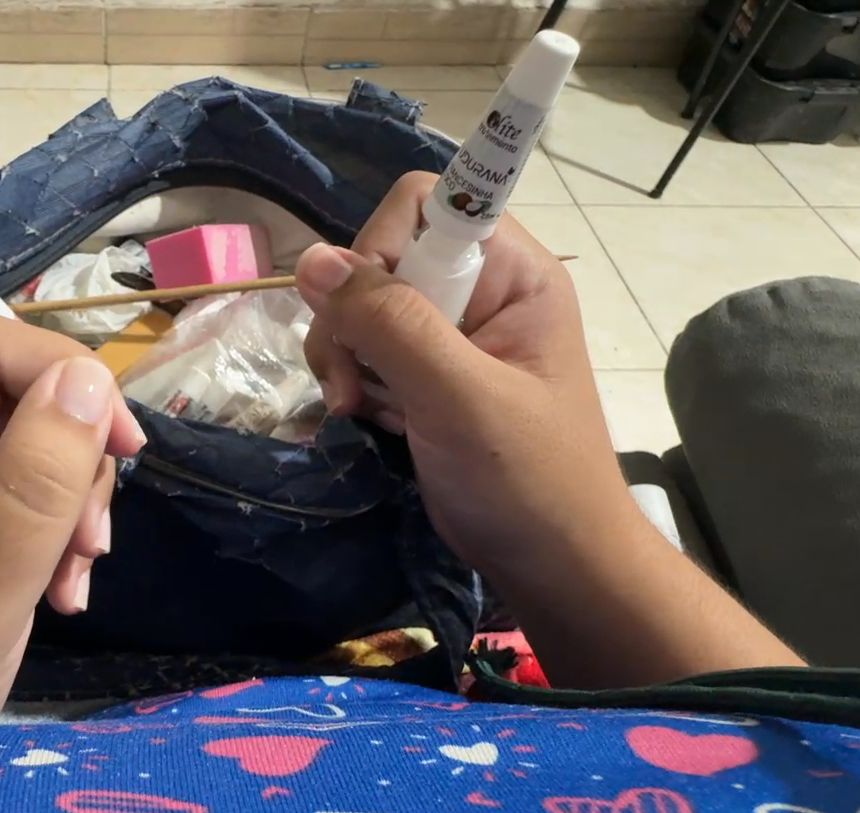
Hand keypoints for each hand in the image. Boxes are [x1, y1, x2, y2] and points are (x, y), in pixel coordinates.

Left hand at [0, 313, 144, 787]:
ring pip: (31, 440)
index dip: (58, 373)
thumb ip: (29, 494)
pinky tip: (65, 588)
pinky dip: (62, 529)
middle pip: (10, 393)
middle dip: (71, 457)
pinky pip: (29, 488)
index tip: (122, 445)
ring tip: (75, 575)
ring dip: (73, 500)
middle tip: (91, 541)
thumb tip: (87, 383)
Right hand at [296, 173, 800, 687]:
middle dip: (349, 323)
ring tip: (355, 411)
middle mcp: (476, 294)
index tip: (363, 318)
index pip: (425, 206)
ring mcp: (446, 340)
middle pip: (377, 263)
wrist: (549, 560)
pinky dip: (351, 386)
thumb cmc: (524, 480)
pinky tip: (365, 420)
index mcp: (510, 275)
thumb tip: (311, 260)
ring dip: (342, 360)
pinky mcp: (421, 380)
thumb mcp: (458, 397)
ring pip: (360, 313)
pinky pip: (363, 356)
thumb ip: (390, 324)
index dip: (378, 249)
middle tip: (349, 389)